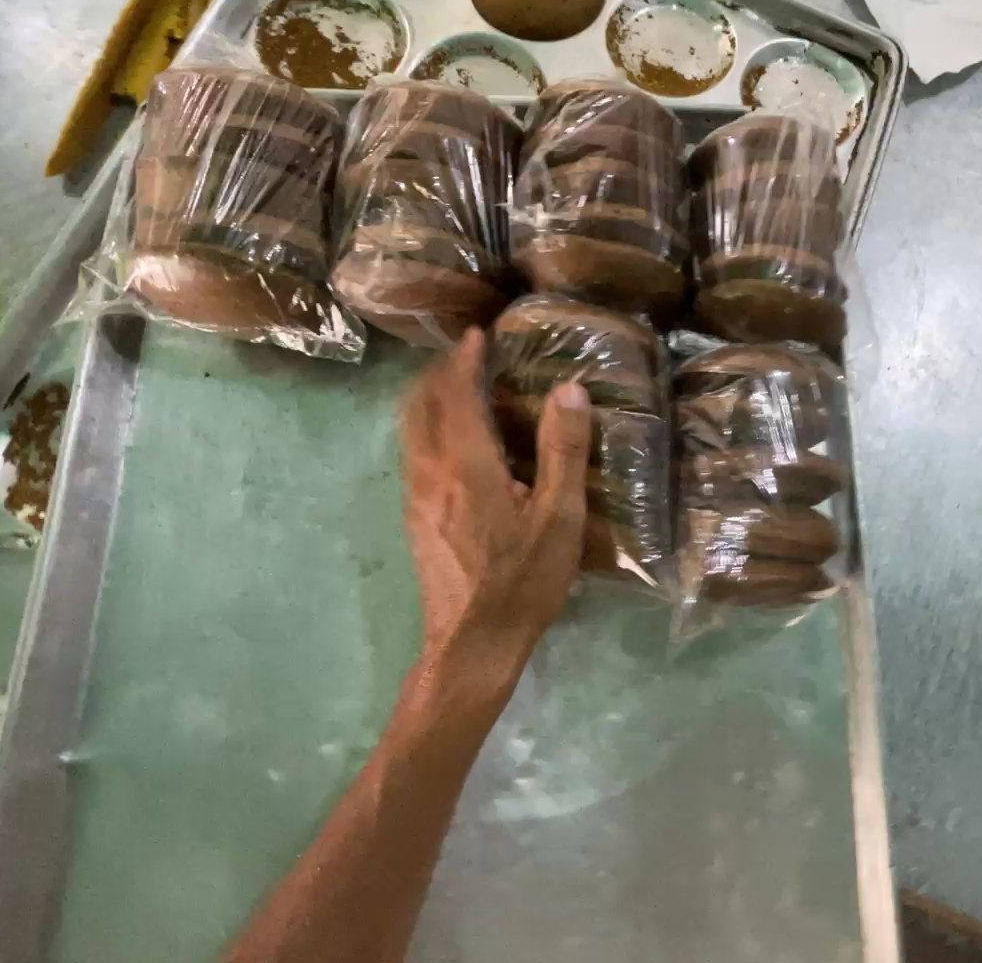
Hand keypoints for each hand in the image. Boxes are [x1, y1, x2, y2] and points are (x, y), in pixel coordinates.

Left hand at [400, 329, 590, 655]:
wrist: (472, 645)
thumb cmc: (523, 580)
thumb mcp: (559, 518)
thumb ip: (562, 451)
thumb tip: (570, 391)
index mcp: (466, 466)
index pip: (454, 394)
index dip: (463, 360)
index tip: (477, 336)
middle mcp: (430, 474)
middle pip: (419, 406)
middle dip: (439, 373)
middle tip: (466, 355)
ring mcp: (416, 499)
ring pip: (411, 431)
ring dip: (430, 400)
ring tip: (459, 389)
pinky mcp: (416, 521)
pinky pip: (414, 455)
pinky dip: (428, 429)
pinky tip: (455, 444)